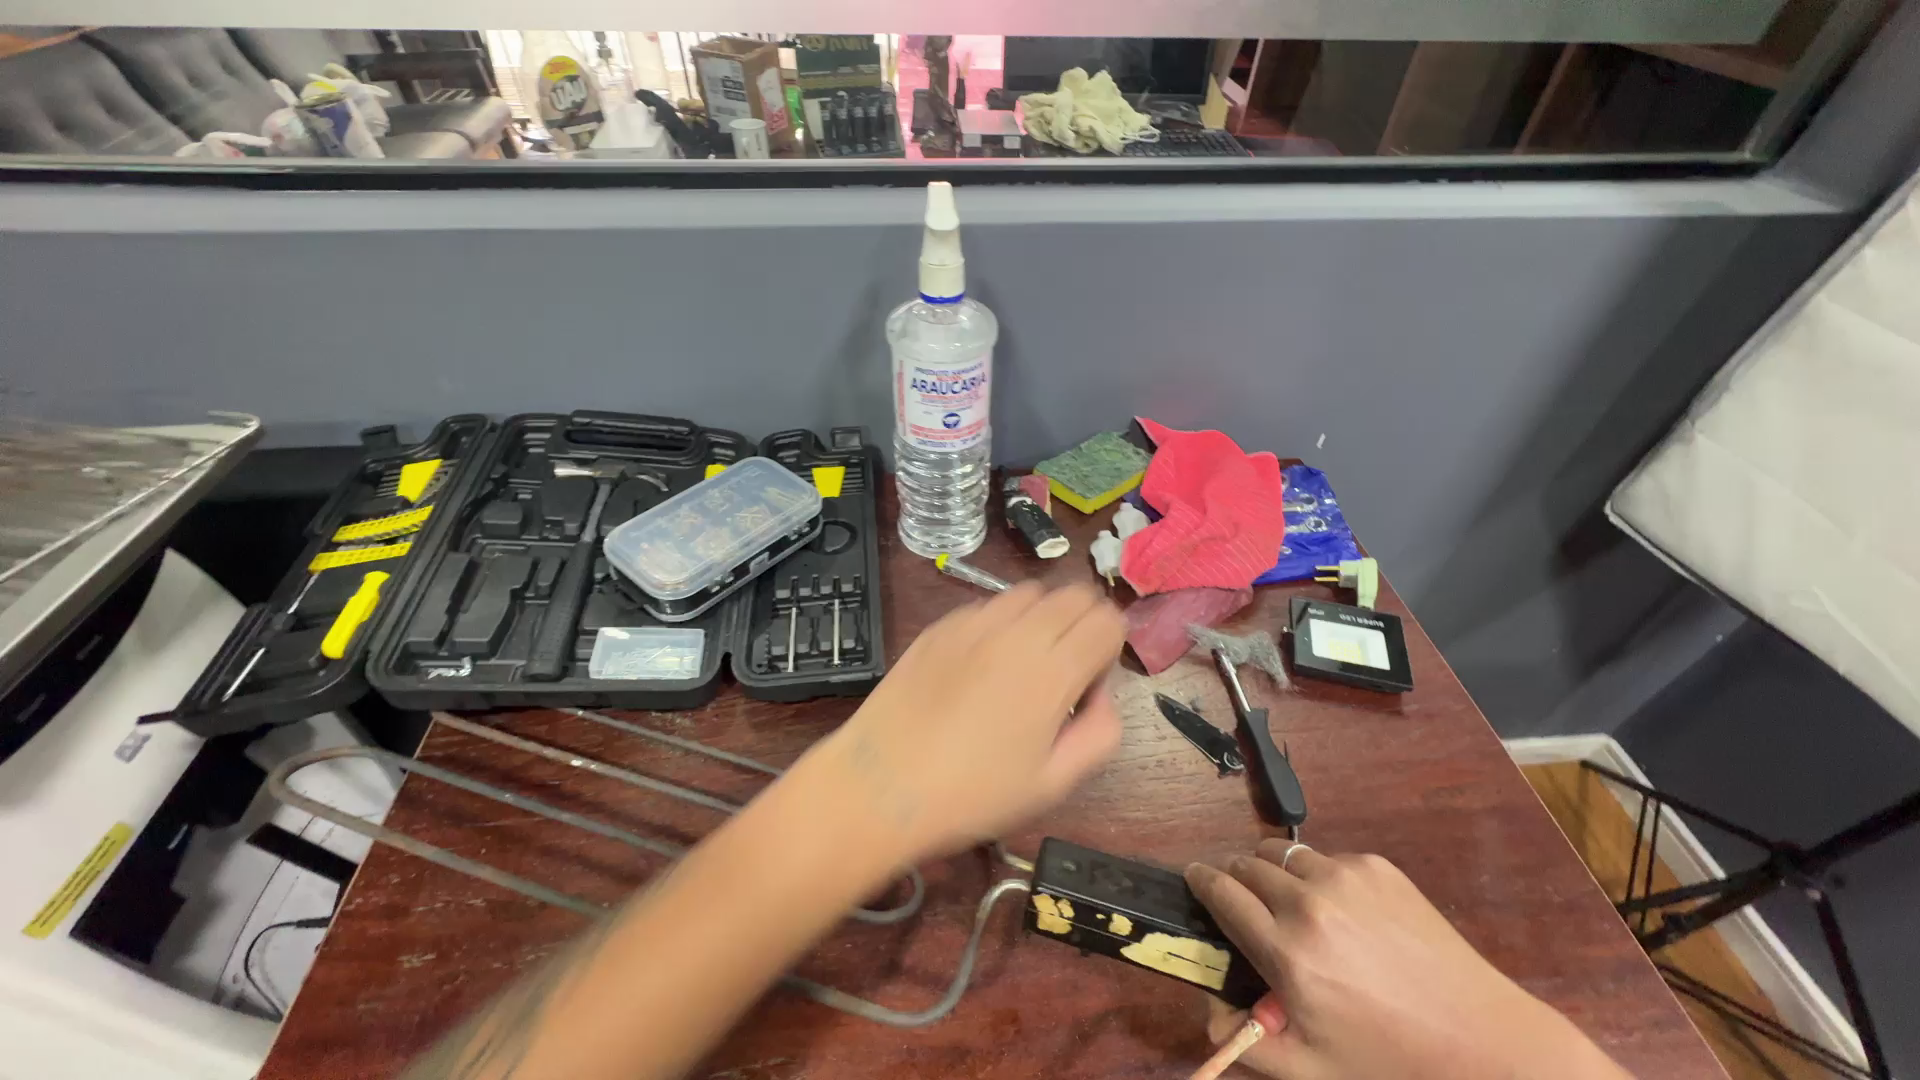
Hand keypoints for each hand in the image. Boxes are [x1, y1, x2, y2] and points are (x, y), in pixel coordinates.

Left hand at [812, 582, 1125, 863]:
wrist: (881, 786)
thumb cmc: (973, 794)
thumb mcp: (1054, 783)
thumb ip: (1100, 732)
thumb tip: (1100, 695)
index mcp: (1053, 669)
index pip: (1107, 620)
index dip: (1109, 650)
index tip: (1087, 687)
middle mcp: (1017, 631)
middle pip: (1075, 594)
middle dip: (1083, 625)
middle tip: (1062, 675)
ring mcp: (973, 622)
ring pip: (1030, 592)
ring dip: (1042, 618)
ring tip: (1023, 665)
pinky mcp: (939, 626)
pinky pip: (987, 605)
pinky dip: (1001, 623)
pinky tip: (981, 667)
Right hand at [1186, 840, 1630, 1079]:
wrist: (1488, 1045)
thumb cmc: (1388, 1064)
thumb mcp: (1308, 1070)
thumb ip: (1242, 1040)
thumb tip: (1206, 1005)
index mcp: (1287, 952)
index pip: (1220, 890)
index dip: (1199, 880)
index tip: (1193, 880)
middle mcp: (1309, 902)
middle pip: (1245, 863)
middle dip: (1235, 878)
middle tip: (1245, 906)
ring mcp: (1347, 878)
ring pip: (1282, 853)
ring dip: (1271, 870)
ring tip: (1287, 901)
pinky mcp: (1379, 868)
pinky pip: (1325, 858)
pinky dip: (1316, 874)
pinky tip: (1341, 912)